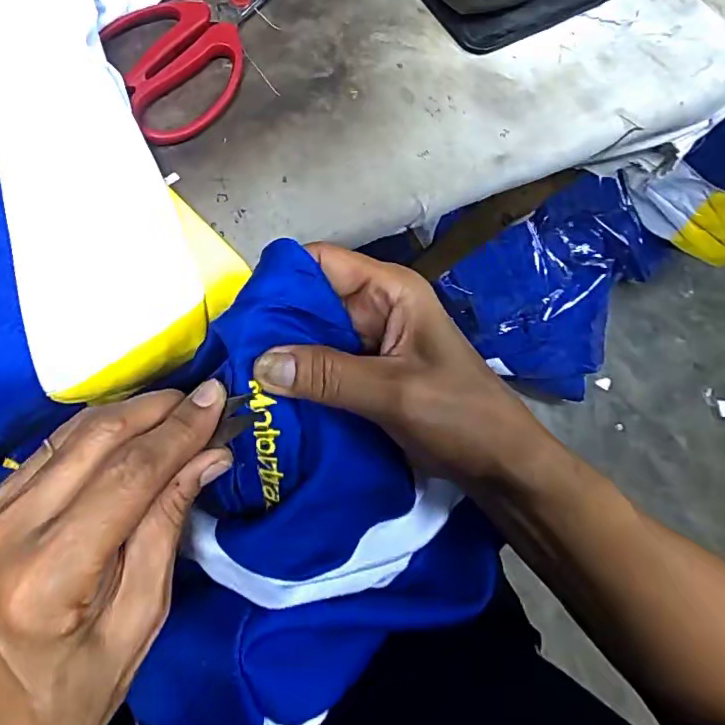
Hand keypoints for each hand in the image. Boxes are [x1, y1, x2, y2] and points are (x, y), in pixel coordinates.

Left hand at [0, 382, 233, 724]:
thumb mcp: (142, 616)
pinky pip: (56, 445)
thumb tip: (211, 455)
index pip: (128, 476)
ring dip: (134, 410)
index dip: (179, 431)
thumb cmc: (81, 682)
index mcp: (47, 576)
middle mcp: (8, 534)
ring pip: (75, 432)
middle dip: (161, 410)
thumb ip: (168, 526)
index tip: (218, 399)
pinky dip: (103, 426)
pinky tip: (137, 426)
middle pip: (98, 440)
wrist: (2, 719)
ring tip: (181, 407)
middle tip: (206, 397)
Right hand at [252, 243, 558, 489]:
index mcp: (391, 290)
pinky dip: (297, 381)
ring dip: (280, 357)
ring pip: (312, 337)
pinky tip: (266, 402)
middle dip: (272, 325)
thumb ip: (329, 374)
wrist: (499, 461)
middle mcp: (377, 307)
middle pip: (311, 300)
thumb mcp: (394, 391)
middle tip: (225, 357)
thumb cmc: (460, 414)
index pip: (322, 263)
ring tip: (235, 382)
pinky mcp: (366, 375)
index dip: (280, 280)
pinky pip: (321, 368)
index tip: (239, 314)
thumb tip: (260, 361)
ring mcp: (370, 342)